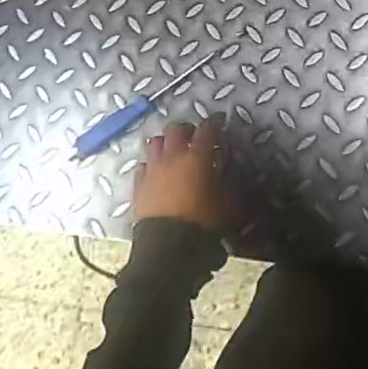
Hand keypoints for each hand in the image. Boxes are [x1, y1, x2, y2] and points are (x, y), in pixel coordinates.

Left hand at [132, 116, 225, 232]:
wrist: (167, 246)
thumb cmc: (202, 223)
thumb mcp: (228, 203)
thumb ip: (228, 180)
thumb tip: (226, 167)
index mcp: (197, 157)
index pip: (207, 129)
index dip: (214, 122)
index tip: (219, 122)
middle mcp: (173, 156)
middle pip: (176, 129)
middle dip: (187, 129)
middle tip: (194, 138)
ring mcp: (152, 169)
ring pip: (155, 142)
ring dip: (166, 143)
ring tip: (173, 152)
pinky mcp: (139, 184)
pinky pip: (144, 165)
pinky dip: (152, 164)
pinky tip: (157, 173)